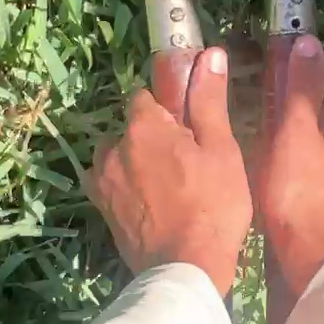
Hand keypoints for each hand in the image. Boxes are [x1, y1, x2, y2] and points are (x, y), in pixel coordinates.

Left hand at [87, 47, 251, 294]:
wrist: (185, 269)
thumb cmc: (213, 206)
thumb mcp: (222, 150)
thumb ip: (209, 101)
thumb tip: (208, 54)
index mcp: (143, 126)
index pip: (145, 97)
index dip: (168, 110)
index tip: (189, 129)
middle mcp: (113, 147)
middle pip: (130, 128)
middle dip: (151, 137)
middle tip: (185, 162)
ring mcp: (102, 181)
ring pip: (118, 156)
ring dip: (135, 162)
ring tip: (167, 186)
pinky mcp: (102, 209)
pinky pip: (110, 184)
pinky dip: (126, 187)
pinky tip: (150, 204)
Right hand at [261, 36, 323, 297]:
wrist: (316, 262)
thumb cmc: (299, 194)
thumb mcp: (294, 134)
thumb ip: (301, 90)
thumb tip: (308, 40)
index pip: (313, 109)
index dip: (284, 116)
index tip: (261, 127)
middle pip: (313, 139)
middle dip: (287, 145)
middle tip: (257, 160)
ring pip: (313, 168)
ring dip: (291, 172)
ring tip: (264, 186)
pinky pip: (314, 195)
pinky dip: (297, 197)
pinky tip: (279, 209)